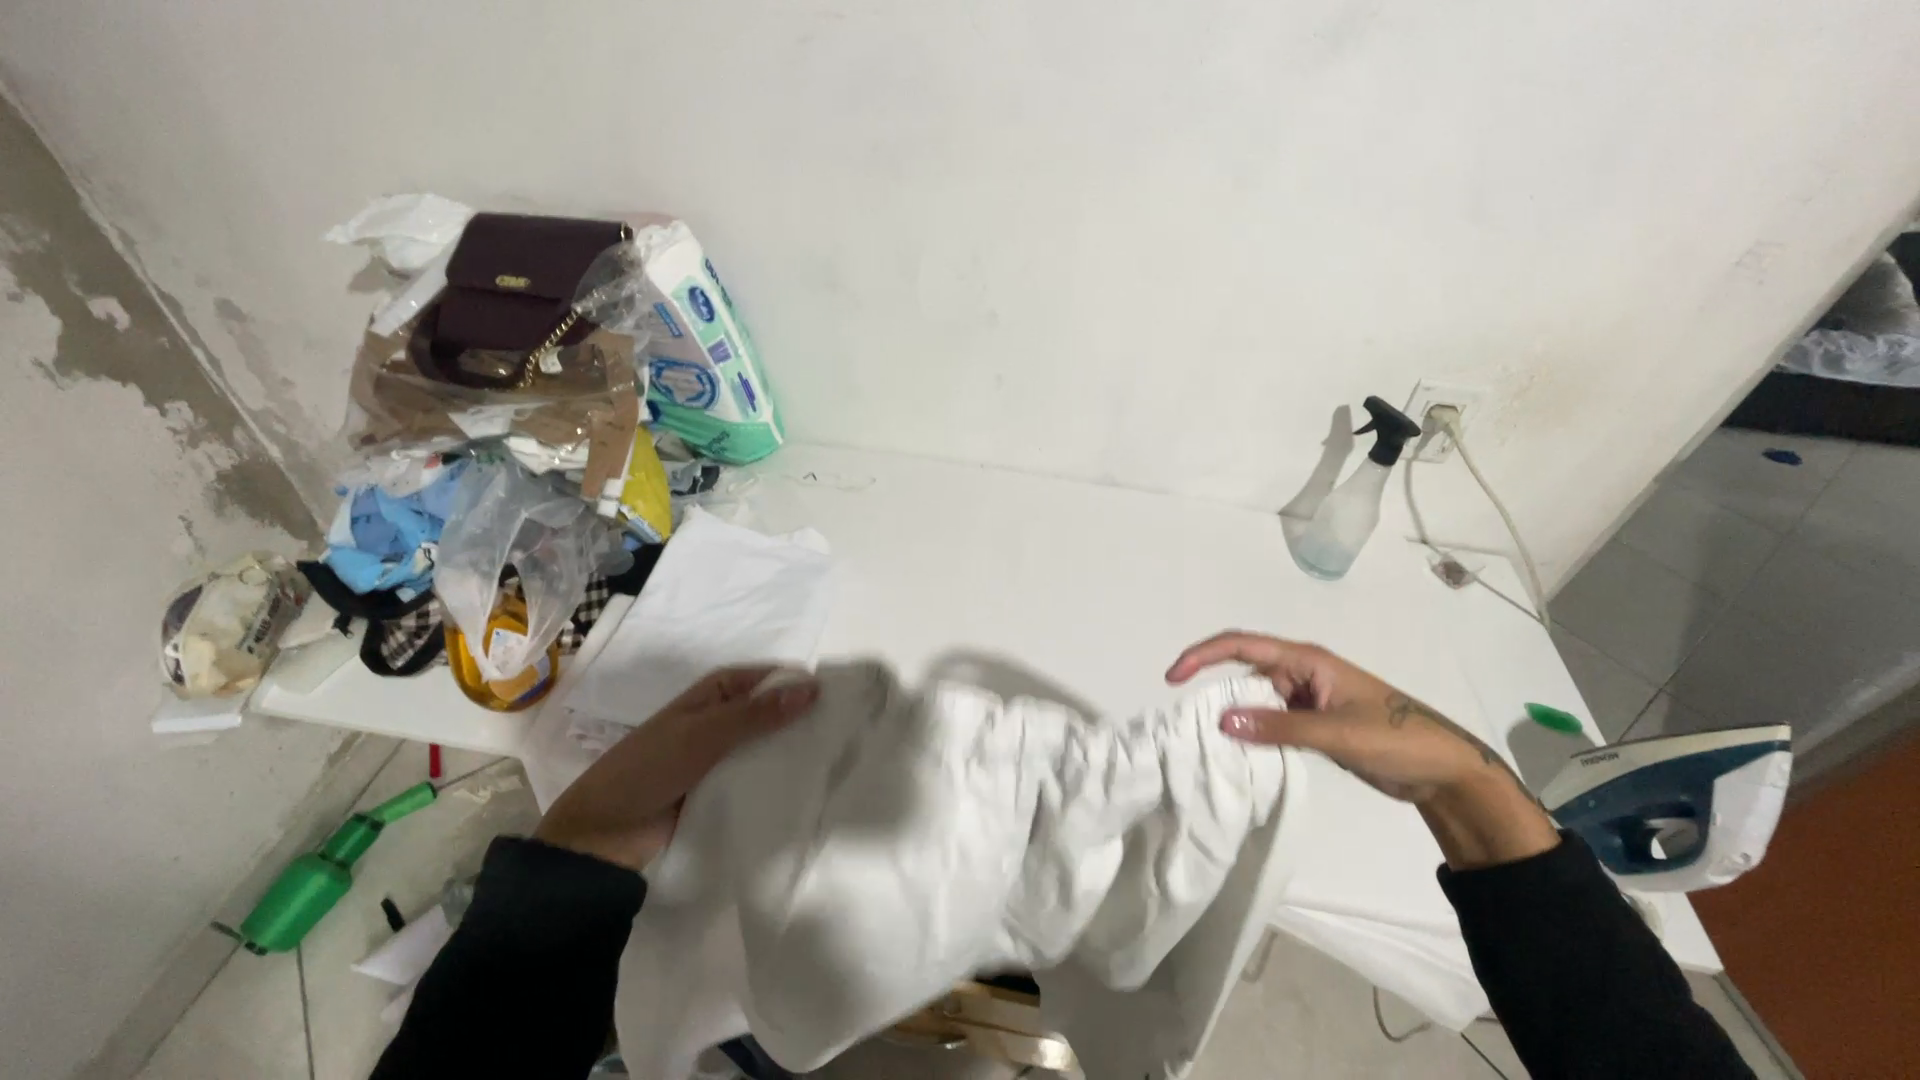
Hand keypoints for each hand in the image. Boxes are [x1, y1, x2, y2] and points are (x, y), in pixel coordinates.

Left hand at [533, 666, 819, 871]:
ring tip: (836, 758)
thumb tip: (812, 687)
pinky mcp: (720, 791)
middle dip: (799, 718)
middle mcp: (718, 721)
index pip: (763, 678)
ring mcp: (719, 758)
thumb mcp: (705, 734)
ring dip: (790, 751)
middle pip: (768, 712)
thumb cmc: (649, 768)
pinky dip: (776, 780)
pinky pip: (756, 778)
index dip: (794, 682)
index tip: (836, 694)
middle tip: (844, 729)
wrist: (604, 834)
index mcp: (710, 695)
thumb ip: (757, 713)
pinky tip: (806, 787)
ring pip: (765, 746)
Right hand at [1167, 631, 1558, 868]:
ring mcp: (1306, 699)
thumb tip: (1220, 720)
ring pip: (1255, 698)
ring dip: (1233, 714)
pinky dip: (1251, 732)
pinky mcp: (1312, 724)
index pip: (1243, 645)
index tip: (1172, 679)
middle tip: (1188, 721)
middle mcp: (1302, 673)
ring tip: (1207, 739)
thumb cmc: (1397, 739)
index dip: (1203, 655)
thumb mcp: (1337, 733)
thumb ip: (1278, 727)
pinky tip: (1239, 751)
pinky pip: (1269, 721)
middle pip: (1243, 670)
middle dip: (1213, 689)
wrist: (1445, 771)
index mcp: (1308, 660)